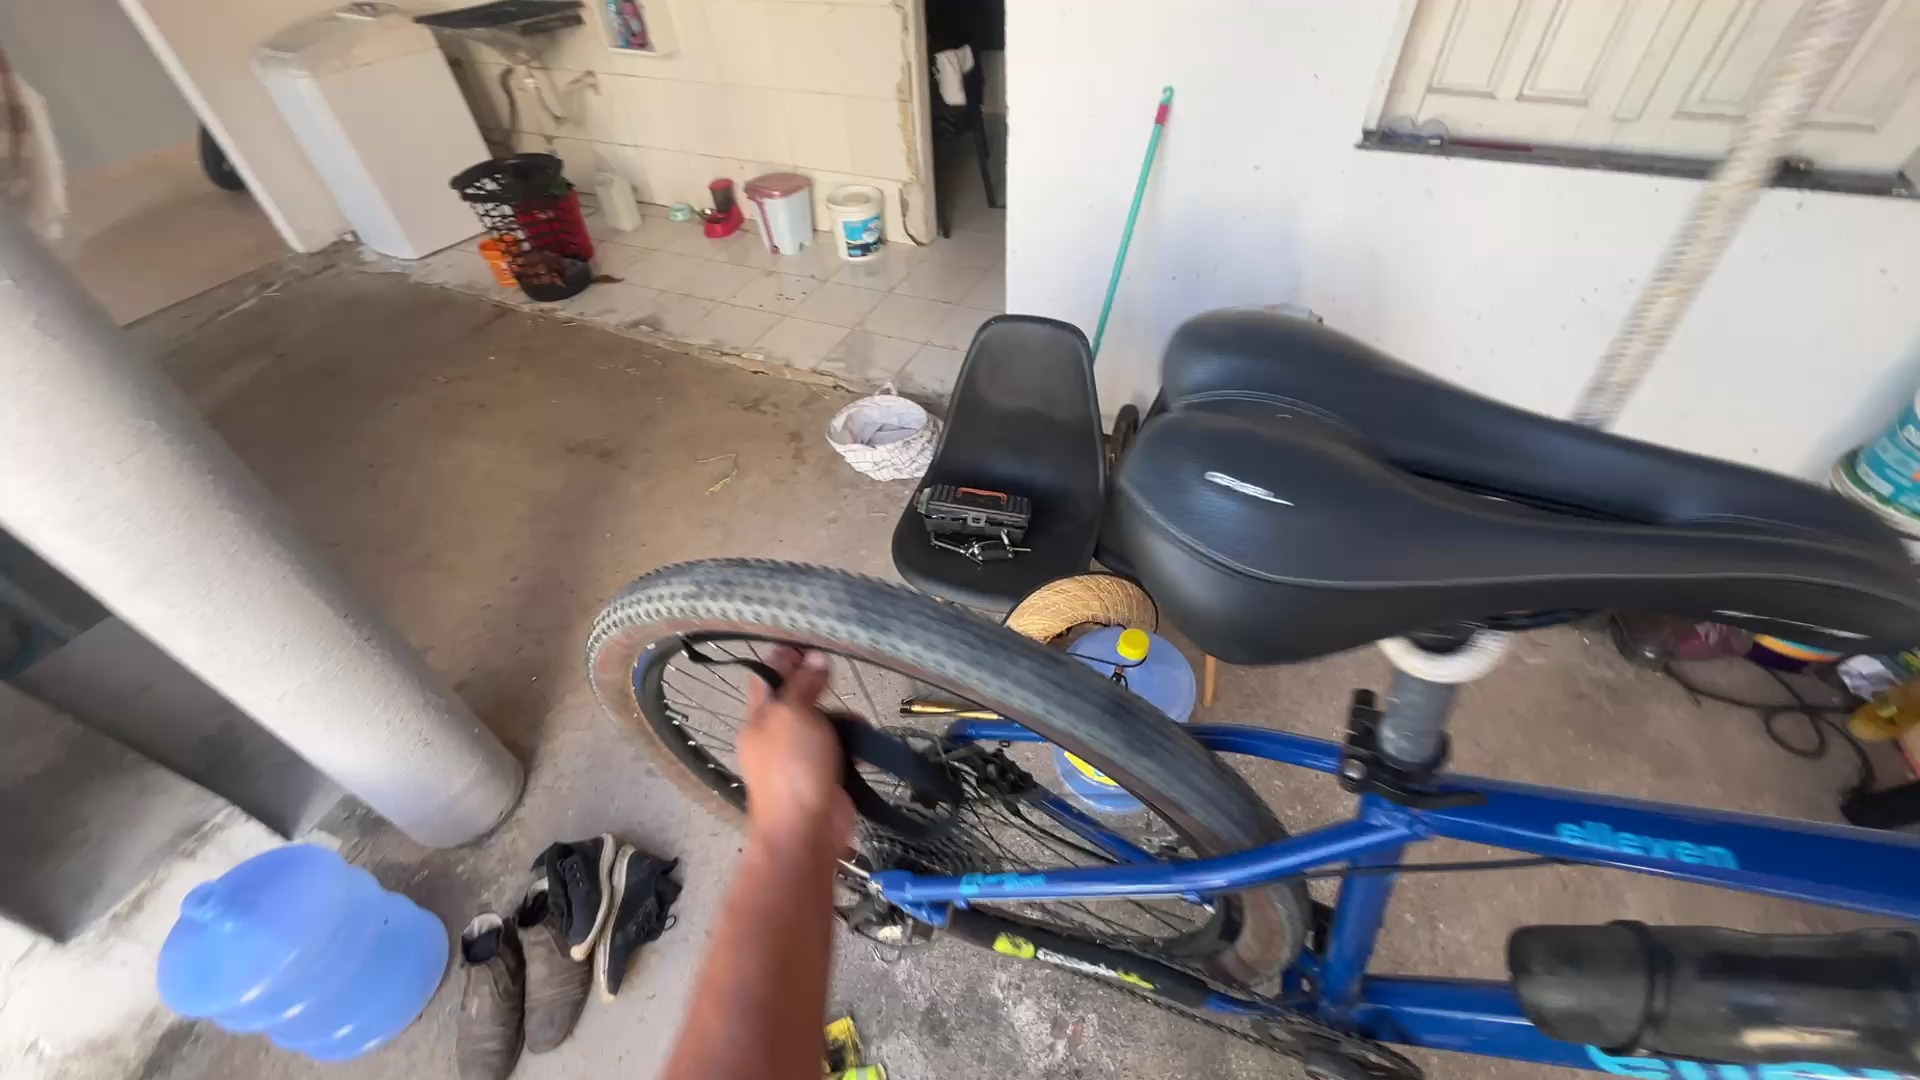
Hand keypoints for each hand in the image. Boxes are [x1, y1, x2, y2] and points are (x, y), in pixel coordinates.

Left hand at [739, 647, 855, 851]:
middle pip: (794, 695)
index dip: (786, 656)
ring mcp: (799, 755)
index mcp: (758, 717)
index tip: (812, 644)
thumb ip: (803, 684)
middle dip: (816, 682)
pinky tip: (860, 736)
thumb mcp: (793, 713)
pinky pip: (837, 744)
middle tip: (836, 669)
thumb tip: (816, 659)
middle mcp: (775, 733)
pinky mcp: (823, 771)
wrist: (805, 832)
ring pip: (819, 719)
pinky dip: (849, 737)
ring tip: (852, 710)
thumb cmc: (792, 768)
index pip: (767, 675)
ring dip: (837, 711)